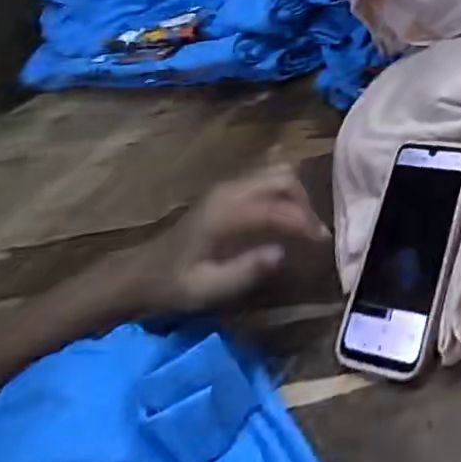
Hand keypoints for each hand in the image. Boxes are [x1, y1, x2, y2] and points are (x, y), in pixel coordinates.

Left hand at [118, 163, 330, 316]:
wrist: (139, 274)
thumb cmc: (173, 285)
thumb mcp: (207, 289)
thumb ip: (246, 270)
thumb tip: (282, 253)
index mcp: (225, 213)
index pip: (278, 208)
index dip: (304, 222)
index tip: (321, 241)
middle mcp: (230, 190)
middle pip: (284, 178)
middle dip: (305, 203)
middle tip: (313, 233)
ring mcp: (229, 185)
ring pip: (278, 172)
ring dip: (297, 195)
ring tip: (303, 225)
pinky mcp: (229, 189)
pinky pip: (268, 177)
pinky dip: (286, 192)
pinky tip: (287, 216)